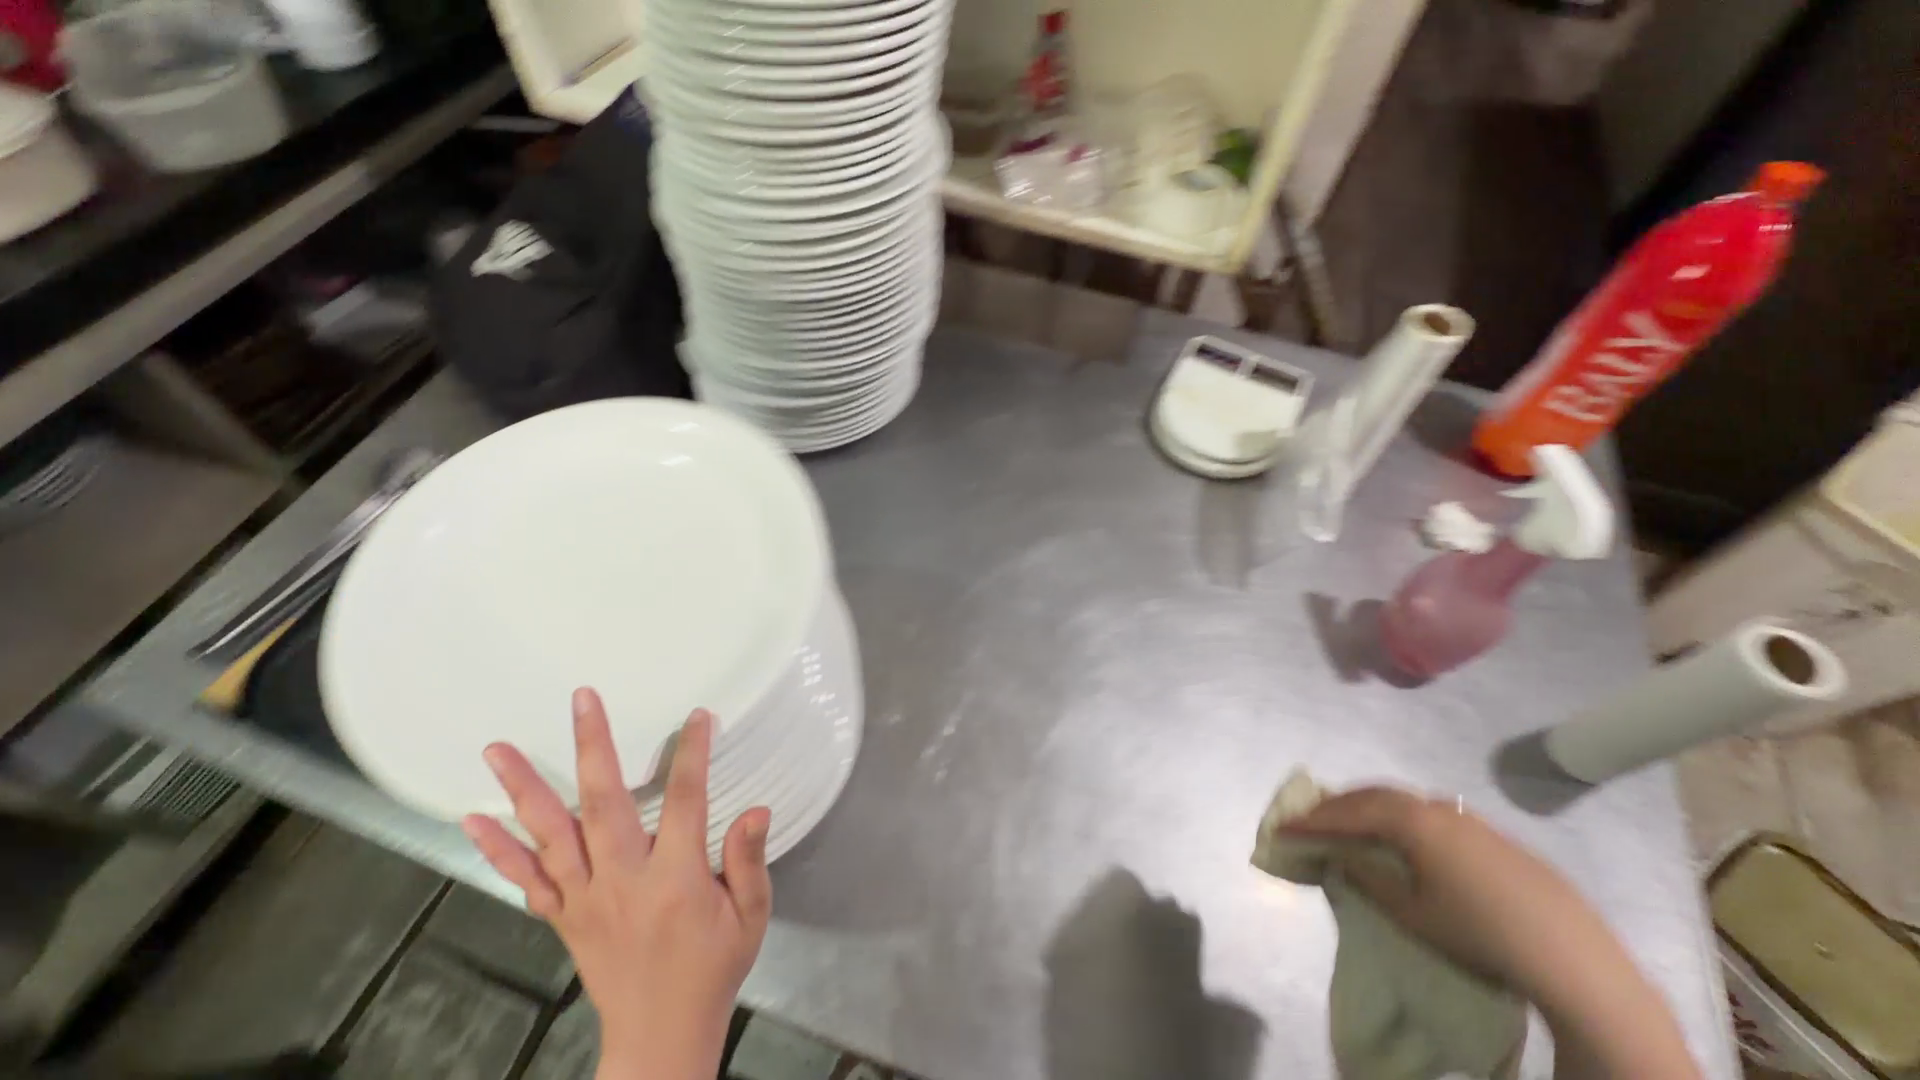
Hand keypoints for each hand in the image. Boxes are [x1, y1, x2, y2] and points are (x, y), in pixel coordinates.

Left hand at [463, 689, 772, 1079]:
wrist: (661, 1033)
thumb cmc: (713, 969)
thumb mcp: (751, 917)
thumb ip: (749, 861)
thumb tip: (757, 809)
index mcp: (676, 877)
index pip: (684, 800)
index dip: (692, 754)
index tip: (697, 716)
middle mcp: (623, 880)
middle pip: (603, 803)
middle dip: (593, 746)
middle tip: (582, 699)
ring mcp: (585, 898)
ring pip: (552, 836)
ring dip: (524, 789)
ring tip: (496, 748)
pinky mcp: (564, 916)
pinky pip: (527, 880)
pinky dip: (498, 851)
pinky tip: (473, 821)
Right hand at [1284, 787, 1701, 1079]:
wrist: (1569, 954)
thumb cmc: (1477, 933)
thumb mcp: (1411, 913)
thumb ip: (1369, 879)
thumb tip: (1342, 857)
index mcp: (1414, 822)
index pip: (1351, 811)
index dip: (1314, 819)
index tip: (1283, 828)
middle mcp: (1440, 809)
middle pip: (1377, 795)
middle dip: (1340, 805)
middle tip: (1311, 819)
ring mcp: (1471, 821)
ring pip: (1408, 802)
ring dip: (1372, 809)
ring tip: (1351, 826)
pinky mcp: (1495, 839)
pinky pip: (1433, 815)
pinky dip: (1403, 819)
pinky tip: (1404, 841)